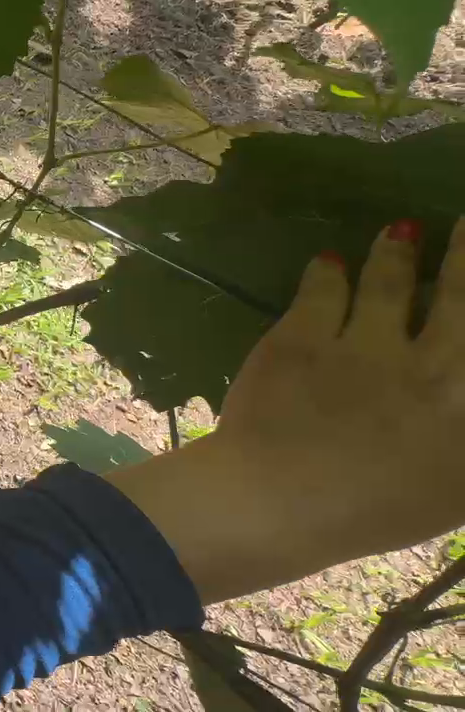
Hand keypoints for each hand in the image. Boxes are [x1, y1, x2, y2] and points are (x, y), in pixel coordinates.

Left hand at [106, 219, 464, 602]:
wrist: (286, 494)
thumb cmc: (383, 504)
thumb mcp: (460, 479)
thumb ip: (460, 423)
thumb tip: (452, 383)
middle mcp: (438, 365)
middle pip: (463, 298)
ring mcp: (364, 345)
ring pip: (388, 285)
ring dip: (395, 253)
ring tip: (399, 229)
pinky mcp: (300, 337)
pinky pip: (320, 293)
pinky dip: (326, 272)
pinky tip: (327, 259)